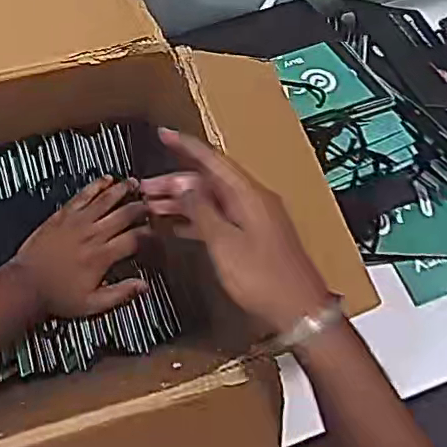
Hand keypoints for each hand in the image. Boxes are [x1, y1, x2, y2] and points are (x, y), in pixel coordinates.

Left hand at [5, 177, 151, 320]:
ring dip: (123, 190)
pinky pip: (84, 195)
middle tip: (151, 203)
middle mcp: (93, 235)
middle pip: (125, 214)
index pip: (134, 238)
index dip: (149, 233)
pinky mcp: (63, 215)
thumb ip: (120, 294)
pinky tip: (106, 179)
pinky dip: (96, 185)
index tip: (157, 231)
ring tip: (134, 183)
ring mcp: (78, 222)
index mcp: (102, 256)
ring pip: (106, 199)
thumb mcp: (92, 304)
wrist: (25, 285)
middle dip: (141, 207)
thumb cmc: (56, 296)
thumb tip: (143, 286)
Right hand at [140, 128, 333, 335]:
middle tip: (146, 187)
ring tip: (153, 206)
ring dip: (183, 201)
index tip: (164, 134)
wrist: (299, 311)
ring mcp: (253, 217)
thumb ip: (201, 210)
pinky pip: (219, 217)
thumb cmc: (265, 279)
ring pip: (211, 199)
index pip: (211, 159)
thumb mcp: (223, 243)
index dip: (184, 146)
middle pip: (208, 180)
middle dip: (175, 181)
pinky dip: (197, 219)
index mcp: (247, 194)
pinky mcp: (252, 235)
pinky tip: (178, 226)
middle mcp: (252, 200)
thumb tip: (183, 185)